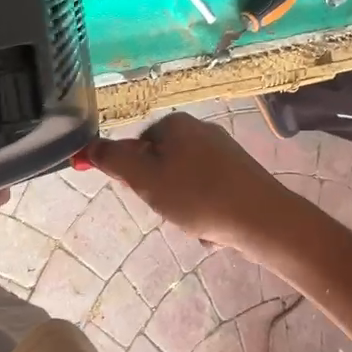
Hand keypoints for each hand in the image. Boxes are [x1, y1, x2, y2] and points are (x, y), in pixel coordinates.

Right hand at [84, 113, 298, 253]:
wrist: (264, 220)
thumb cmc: (197, 196)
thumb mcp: (144, 179)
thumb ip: (112, 160)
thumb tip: (88, 146)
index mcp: (174, 124)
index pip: (137, 147)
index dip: (135, 176)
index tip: (146, 195)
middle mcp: (199, 129)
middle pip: (161, 165)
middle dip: (163, 193)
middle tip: (173, 211)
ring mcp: (224, 151)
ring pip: (185, 183)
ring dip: (184, 206)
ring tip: (198, 224)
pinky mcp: (242, 174)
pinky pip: (209, 193)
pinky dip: (207, 211)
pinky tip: (216, 227)